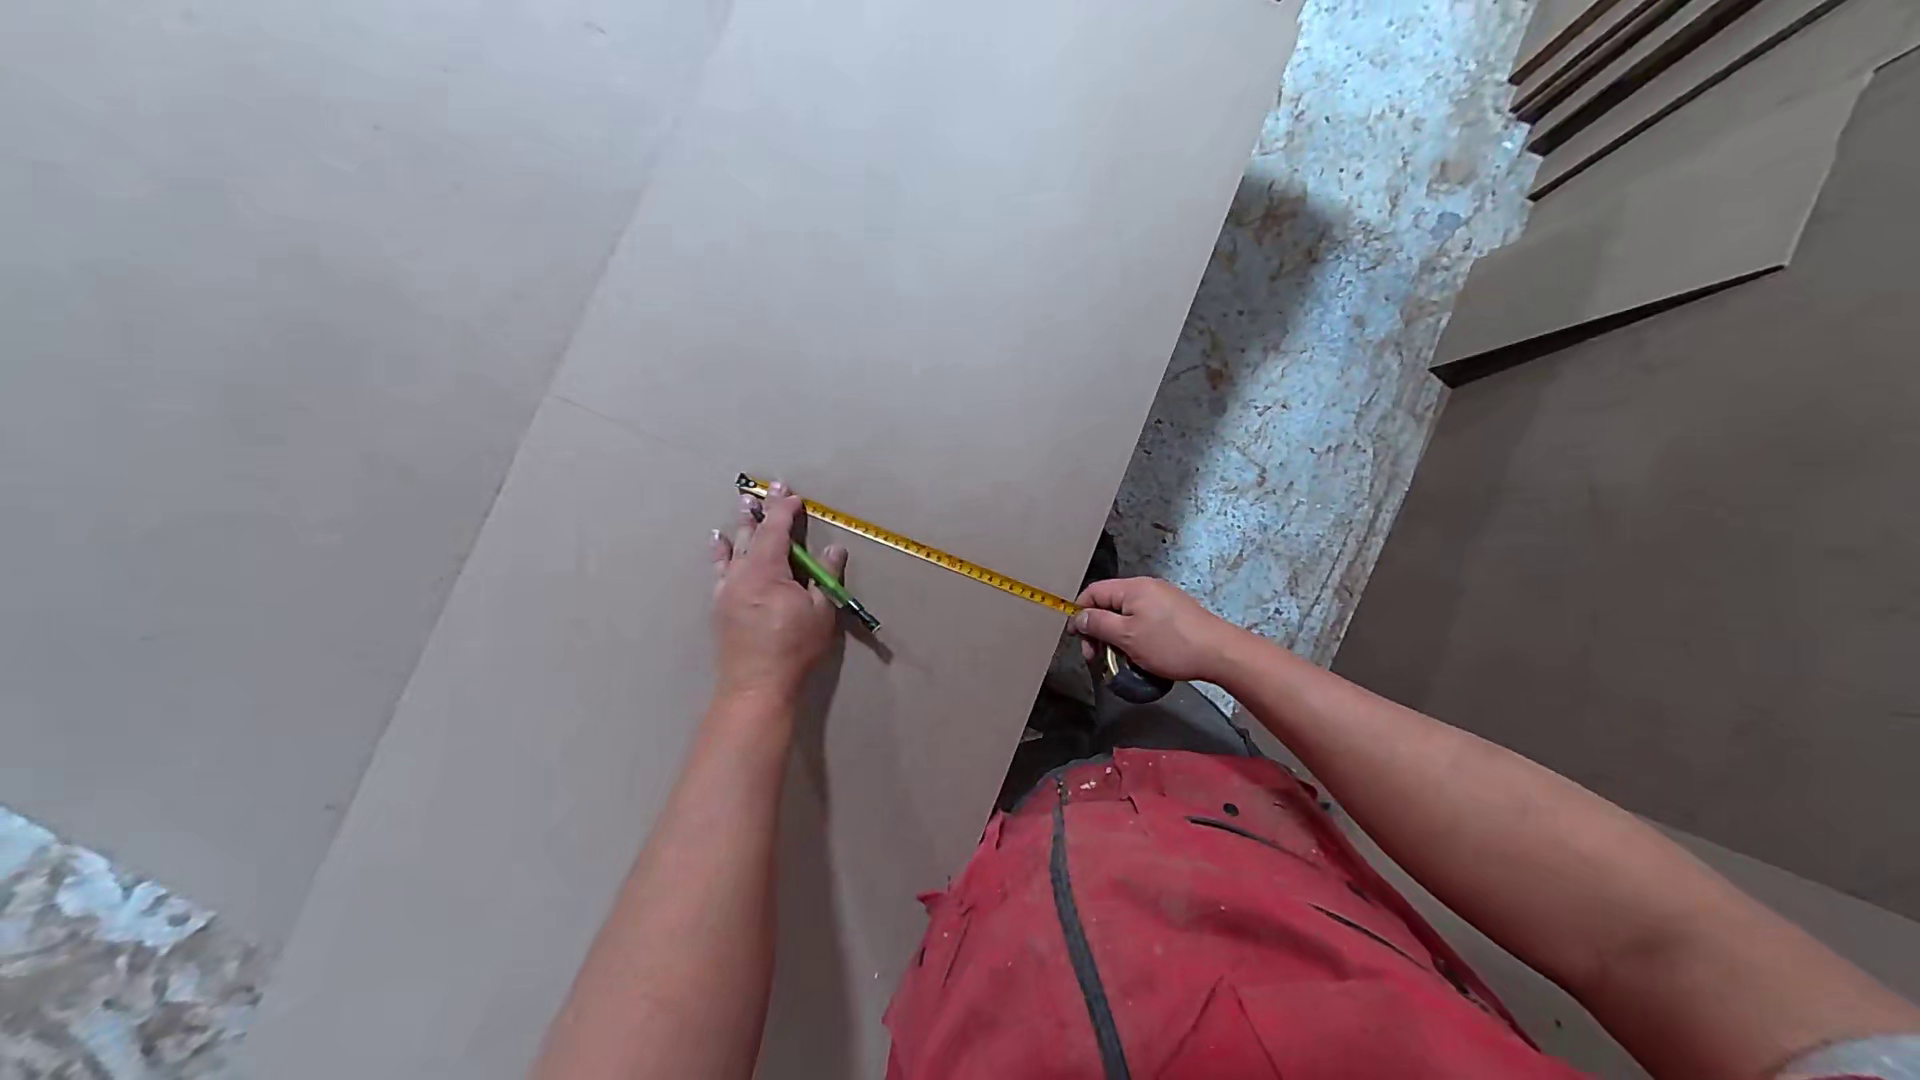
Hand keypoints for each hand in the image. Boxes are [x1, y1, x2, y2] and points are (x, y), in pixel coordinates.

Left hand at [710, 481, 847, 702]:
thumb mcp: (821, 611)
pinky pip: (718, 568)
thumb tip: (834, 550)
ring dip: (741, 526)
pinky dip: (721, 551)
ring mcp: (726, 588)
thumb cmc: (794, 648)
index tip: (792, 494)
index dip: (784, 510)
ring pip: (733, 548)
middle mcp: (741, 573)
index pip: (776, 530)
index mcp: (767, 570)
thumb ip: (825, 576)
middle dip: (760, 510)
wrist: (756, 686)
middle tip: (764, 489)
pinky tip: (718, 542)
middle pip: (751, 533)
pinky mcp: (719, 604)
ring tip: (742, 505)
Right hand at [1070, 577, 1241, 683]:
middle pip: (1109, 603)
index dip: (1080, 614)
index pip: (1093, 592)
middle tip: (1096, 656)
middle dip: (1098, 630)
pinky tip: (1138, 654)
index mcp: (1133, 587)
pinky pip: (1143, 620)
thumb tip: (1080, 616)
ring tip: (1119, 659)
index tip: (1078, 639)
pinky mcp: (1174, 613)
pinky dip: (1134, 636)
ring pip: (1126, 614)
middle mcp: (1147, 587)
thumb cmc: (1171, 644)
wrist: (1220, 653)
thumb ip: (1098, 624)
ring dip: (1116, 636)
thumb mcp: (1127, 637)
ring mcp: (1162, 599)